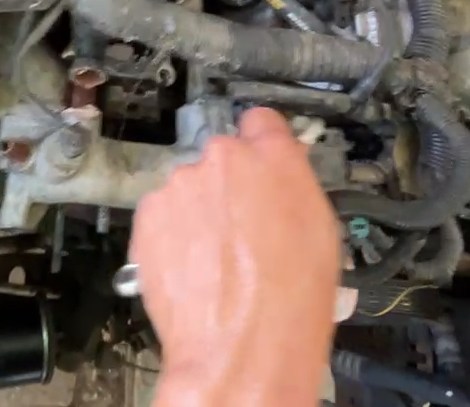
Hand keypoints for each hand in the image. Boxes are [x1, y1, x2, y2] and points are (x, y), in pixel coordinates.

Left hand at [129, 107, 338, 406]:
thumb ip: (293, 184)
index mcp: (271, 156)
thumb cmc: (290, 300)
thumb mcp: (320, 229)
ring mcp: (181, 184)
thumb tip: (281, 172)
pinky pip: (163, 213)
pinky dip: (172, 233)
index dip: (262, 141)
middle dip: (230, 186)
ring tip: (217, 258)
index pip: (262, 121)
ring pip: (191, 187)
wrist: (241, 349)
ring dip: (199, 210)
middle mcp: (222, 158)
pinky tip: (193, 266)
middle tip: (243, 228)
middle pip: (223, 160)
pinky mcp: (149, 213)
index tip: (261, 156)